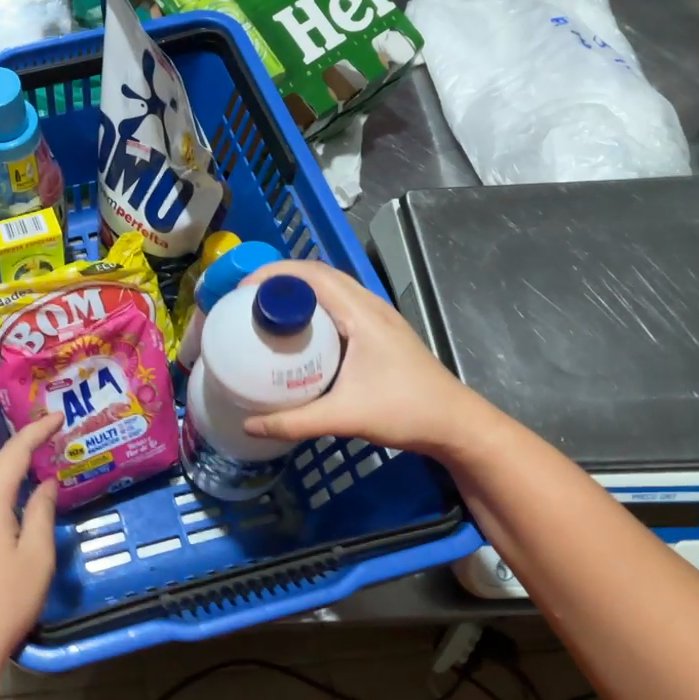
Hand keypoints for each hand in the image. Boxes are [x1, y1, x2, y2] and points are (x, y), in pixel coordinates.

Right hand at [240, 260, 495, 456]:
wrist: (456, 424)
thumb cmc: (405, 412)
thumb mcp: (344, 417)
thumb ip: (294, 422)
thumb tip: (249, 424)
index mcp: (362, 314)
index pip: (312, 275)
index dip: (274, 275)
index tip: (242, 292)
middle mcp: (370, 306)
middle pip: (319, 274)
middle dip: (279, 279)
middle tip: (246, 301)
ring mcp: (378, 317)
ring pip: (331, 287)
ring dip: (297, 290)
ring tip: (265, 310)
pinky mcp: (379, 331)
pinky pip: (339, 304)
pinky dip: (312, 305)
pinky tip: (297, 331)